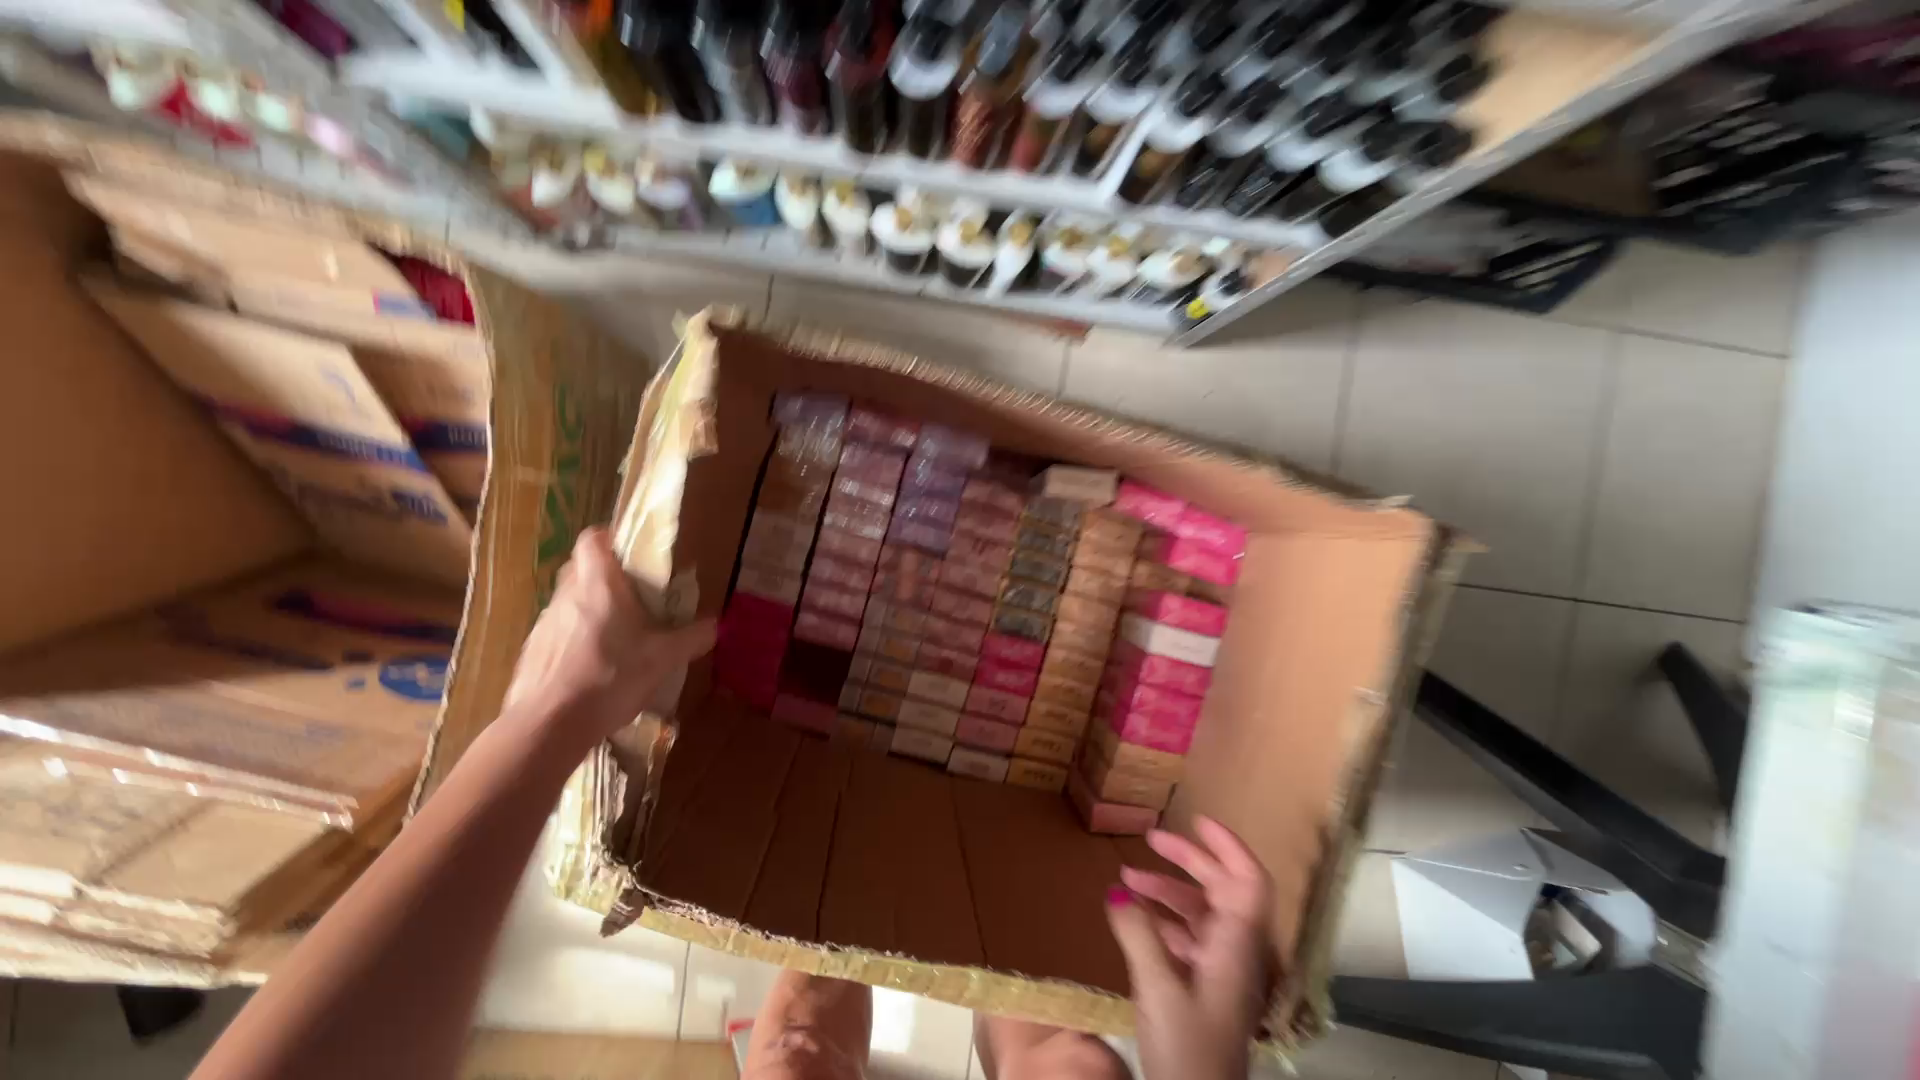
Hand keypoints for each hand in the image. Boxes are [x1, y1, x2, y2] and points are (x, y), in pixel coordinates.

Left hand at [502, 527, 715, 752]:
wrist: (548, 725)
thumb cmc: (609, 677)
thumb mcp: (663, 659)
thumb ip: (691, 638)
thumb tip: (715, 625)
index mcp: (598, 584)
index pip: (593, 539)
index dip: (611, 538)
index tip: (632, 554)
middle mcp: (567, 595)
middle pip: (582, 570)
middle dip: (607, 578)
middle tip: (635, 600)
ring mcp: (544, 624)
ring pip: (570, 603)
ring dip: (592, 612)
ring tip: (618, 640)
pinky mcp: (532, 652)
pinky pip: (558, 634)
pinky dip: (575, 642)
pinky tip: (593, 670)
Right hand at [1107, 817, 1273, 1079]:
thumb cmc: (1188, 1049)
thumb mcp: (1157, 988)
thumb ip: (1137, 934)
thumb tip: (1116, 890)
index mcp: (1236, 946)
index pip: (1247, 881)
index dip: (1228, 846)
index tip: (1197, 819)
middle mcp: (1236, 952)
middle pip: (1221, 890)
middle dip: (1187, 860)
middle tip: (1150, 838)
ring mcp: (1223, 972)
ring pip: (1201, 915)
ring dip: (1167, 893)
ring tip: (1125, 878)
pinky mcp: (1206, 990)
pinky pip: (1190, 940)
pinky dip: (1164, 922)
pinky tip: (1134, 920)